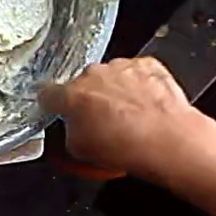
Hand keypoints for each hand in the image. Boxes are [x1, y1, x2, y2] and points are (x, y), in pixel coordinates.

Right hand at [40, 58, 213, 185]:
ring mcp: (120, 68)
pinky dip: (137, 84)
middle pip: (82, 84)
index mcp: (70, 95)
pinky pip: (135, 72)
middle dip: (87, 99)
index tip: (55, 107)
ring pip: (109, 76)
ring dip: (113, 91)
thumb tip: (73, 127)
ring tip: (127, 115)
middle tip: (99, 121)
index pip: (47, 93)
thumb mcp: (79, 150)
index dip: (51, 103)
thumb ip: (69, 131)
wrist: (168, 141)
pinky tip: (143, 104)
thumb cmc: (126, 146)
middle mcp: (93, 76)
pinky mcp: (147, 65)